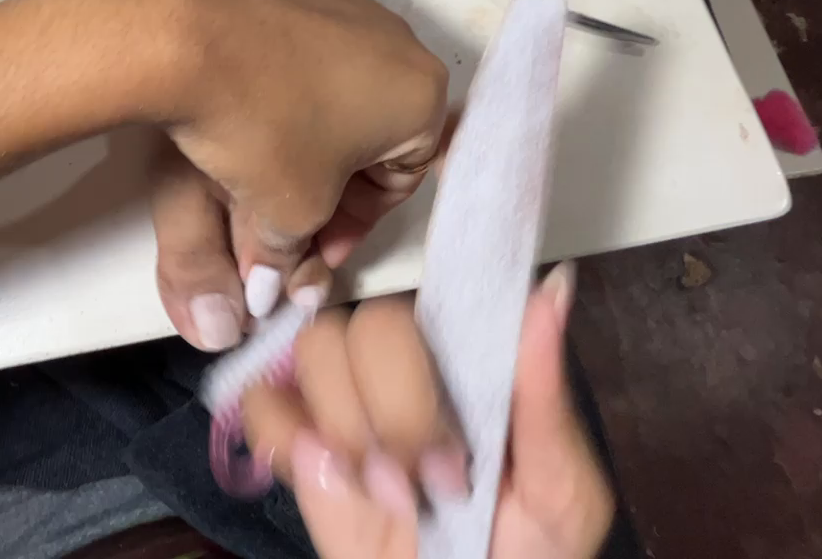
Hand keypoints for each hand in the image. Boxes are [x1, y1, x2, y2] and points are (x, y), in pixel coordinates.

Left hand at [144, 0, 447, 346]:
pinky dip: (287, 67)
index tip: (310, 245)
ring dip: (312, 121)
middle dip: (333, 175)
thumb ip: (294, 252)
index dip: (354, 222)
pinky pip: (306, 32)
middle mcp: (400, 34)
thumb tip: (269, 288)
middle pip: (372, 126)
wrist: (184, 36)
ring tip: (263, 150)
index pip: (400, 178)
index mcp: (422, 94)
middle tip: (286, 207)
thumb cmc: (257, 129)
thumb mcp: (288, 211)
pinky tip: (249, 88)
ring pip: (339, 77)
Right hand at [240, 266, 614, 558]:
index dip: (416, 365)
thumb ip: (543, 395)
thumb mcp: (559, 489)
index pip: (417, 305)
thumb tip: (553, 289)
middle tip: (426, 483)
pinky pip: (262, 400)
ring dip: (346, 427)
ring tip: (384, 491)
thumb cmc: (520, 551)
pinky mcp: (291, 431)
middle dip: (392, 413)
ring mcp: (336, 392)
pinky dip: (286, 437)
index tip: (446, 440)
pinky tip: (329, 478)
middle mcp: (388, 360)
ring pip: (311, 349)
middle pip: (359, 327)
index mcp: (451, 354)